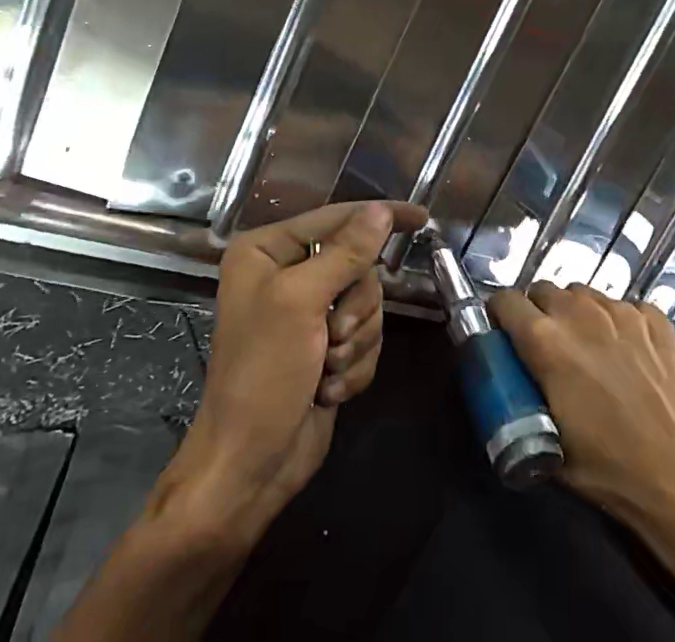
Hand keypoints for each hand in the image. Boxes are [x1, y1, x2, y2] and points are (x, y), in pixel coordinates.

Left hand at [62, 200, 426, 640]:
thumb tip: (379, 212)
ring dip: (355, 343)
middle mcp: (287, 276)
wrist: (251, 462)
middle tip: (332, 336)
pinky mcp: (326, 349)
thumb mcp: (301, 303)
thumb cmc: (263, 373)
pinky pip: (366, 340)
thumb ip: (345, 254)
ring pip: (368, 306)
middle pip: (359, 267)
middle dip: (356, 308)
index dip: (379, 216)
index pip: (335, 218)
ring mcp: (309, 315)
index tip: (422, 218)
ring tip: (325, 369)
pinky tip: (328, 390)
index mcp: (267, 252)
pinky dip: (355, 366)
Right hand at [489, 284, 674, 641]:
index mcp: (544, 340)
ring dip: (578, 312)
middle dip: (539, 310)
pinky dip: (621, 321)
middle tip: (547, 342)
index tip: (503, 330)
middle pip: (544, 289)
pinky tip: (630, 349)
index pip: (504, 300)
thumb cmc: (608, 466)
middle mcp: (579, 313)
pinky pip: (626, 306)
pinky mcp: (657, 320)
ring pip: (584, 293)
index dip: (499, 314)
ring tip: (589, 343)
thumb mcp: (546, 437)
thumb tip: (515, 388)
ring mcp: (622, 312)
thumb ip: (524, 397)